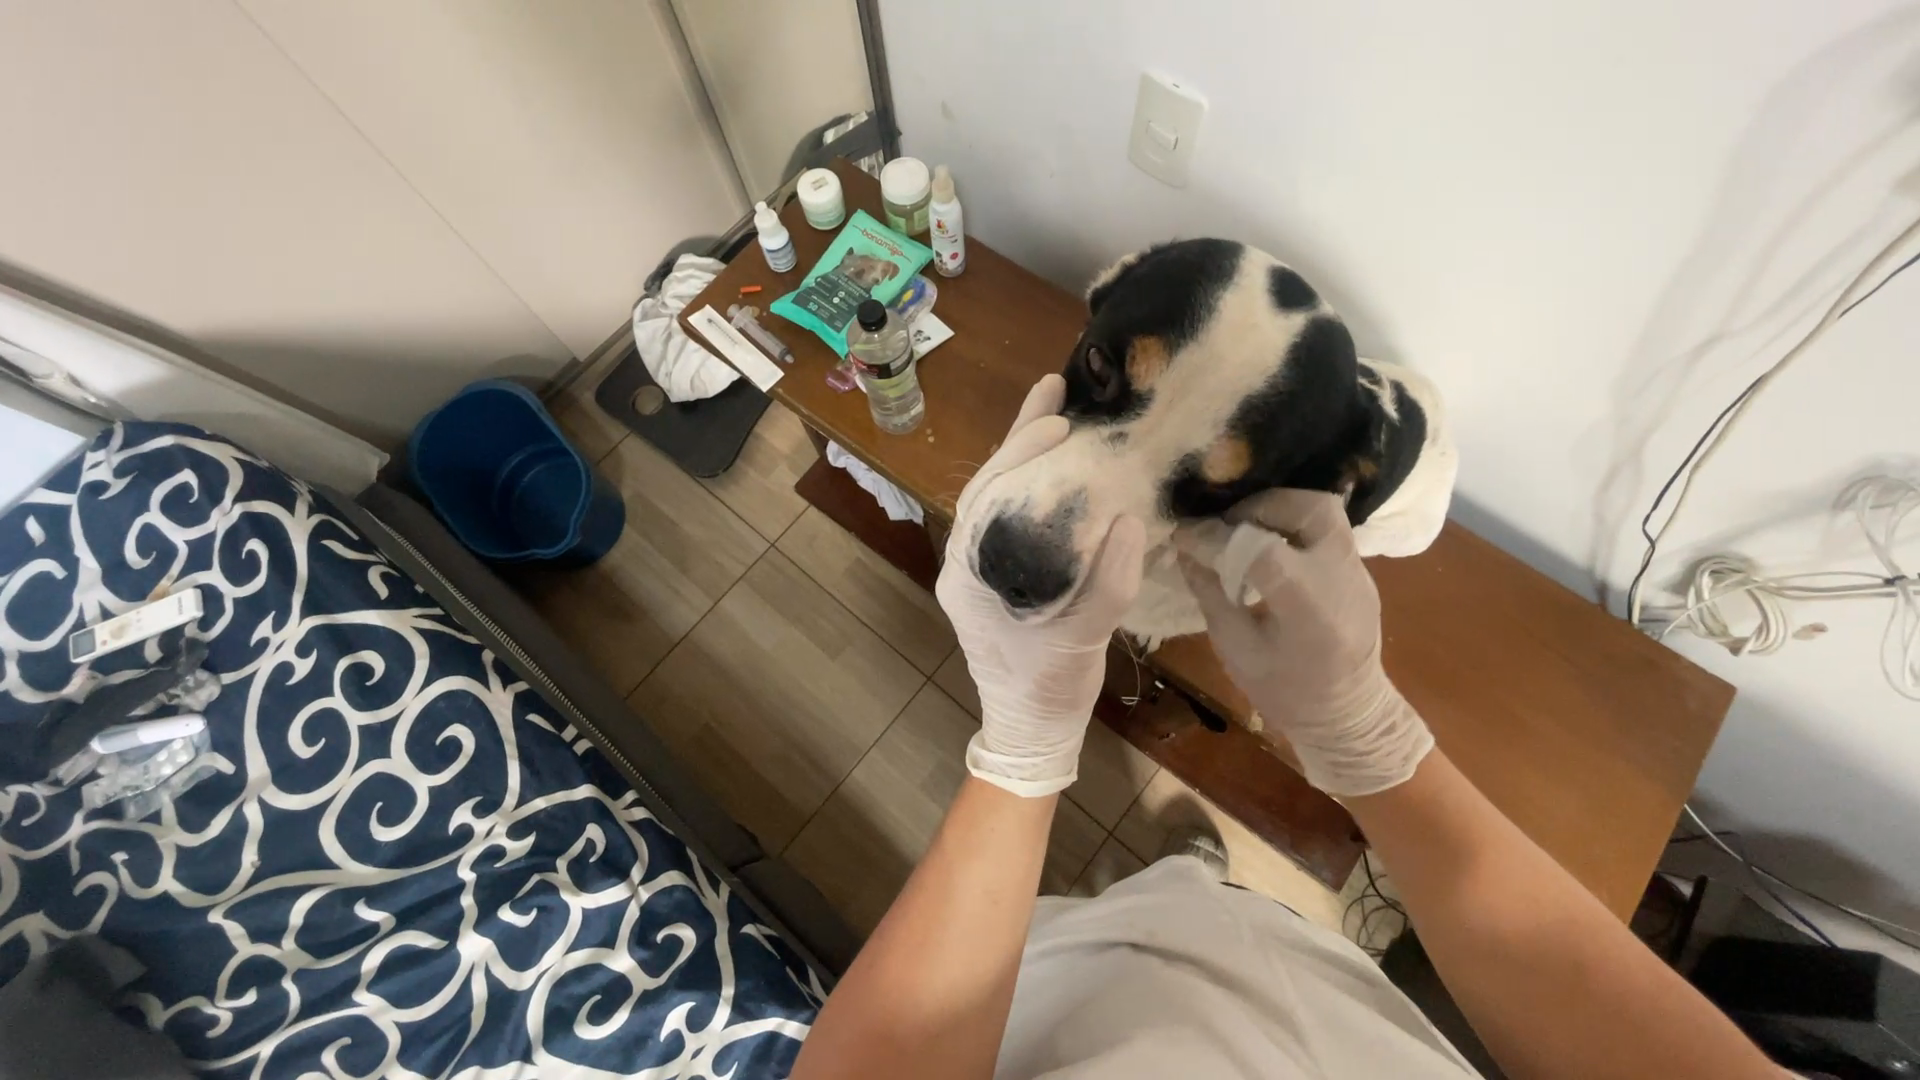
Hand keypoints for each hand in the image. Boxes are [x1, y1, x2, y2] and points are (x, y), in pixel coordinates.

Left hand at [937, 375, 1145, 796]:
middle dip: (1020, 438)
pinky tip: (1061, 467)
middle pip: (989, 485)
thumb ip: (1107, 586)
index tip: (1055, 421)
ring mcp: (980, 567)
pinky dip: (1036, 488)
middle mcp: (965, 561)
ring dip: (1025, 455)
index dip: (1018, 453)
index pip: (985, 495)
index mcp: (967, 573)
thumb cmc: (1048, 690)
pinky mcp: (1000, 575)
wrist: (1031, 730)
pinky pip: (1014, 519)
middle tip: (1054, 388)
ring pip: (1000, 498)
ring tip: (1057, 408)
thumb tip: (1132, 521)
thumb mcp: (1080, 640)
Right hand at [1175, 490, 1431, 796]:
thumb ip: (1211, 591)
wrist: (1349, 715)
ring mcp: (1357, 569)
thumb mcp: (1235, 648)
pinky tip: (1266, 545)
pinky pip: (1326, 528)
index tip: (1184, 536)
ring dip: (1278, 508)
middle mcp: (1341, 577)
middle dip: (1258, 506)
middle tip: (1226, 524)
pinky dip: (1291, 524)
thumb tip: (1184, 546)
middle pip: (1309, 508)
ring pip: (1324, 508)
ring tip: (1245, 529)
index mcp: (1309, 608)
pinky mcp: (1358, 568)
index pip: (1260, 550)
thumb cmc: (1286, 692)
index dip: (1216, 537)